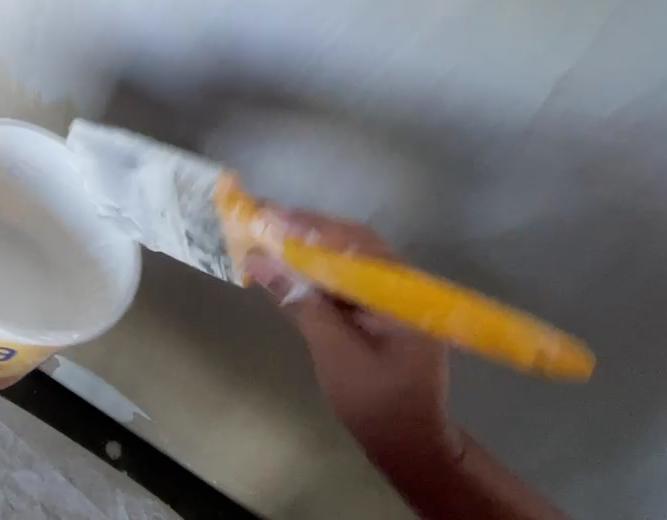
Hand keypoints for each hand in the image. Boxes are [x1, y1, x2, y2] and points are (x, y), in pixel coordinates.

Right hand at [244, 211, 460, 471]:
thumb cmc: (377, 403)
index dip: (309, 227)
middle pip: (350, 242)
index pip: (355, 243)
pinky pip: (344, 276)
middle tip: (262, 222)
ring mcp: (391, 296)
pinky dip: (314, 269)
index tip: (268, 217)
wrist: (410, 447)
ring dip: (307, 248)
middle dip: (305, 232)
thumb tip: (256, 259)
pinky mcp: (378, 307)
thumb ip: (299, 301)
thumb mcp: (334, 352)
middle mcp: (401, 285)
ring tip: (267, 239)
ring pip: (345, 256)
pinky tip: (287, 269)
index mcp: (402, 293)